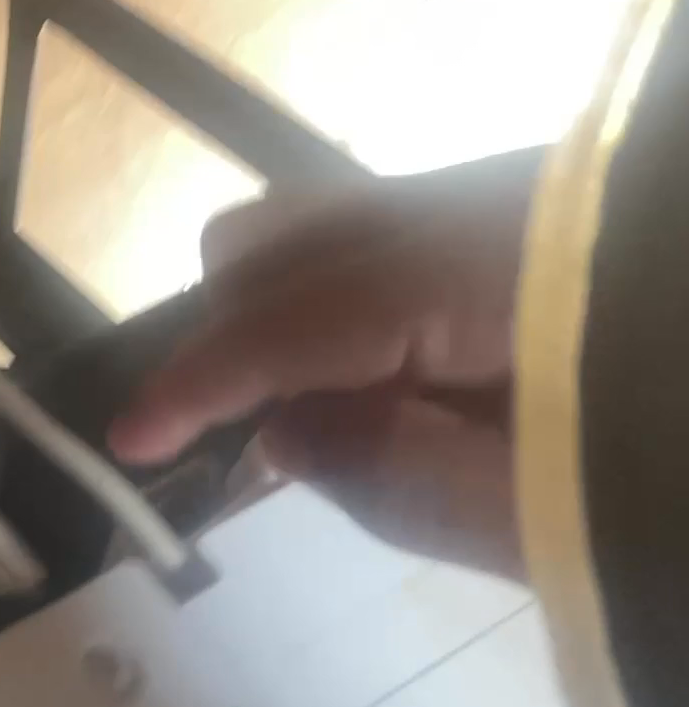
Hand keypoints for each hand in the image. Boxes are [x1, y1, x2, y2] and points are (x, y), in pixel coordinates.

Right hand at [110, 150, 543, 576]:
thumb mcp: (576, 515)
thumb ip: (400, 483)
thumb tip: (278, 441)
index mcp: (482, 271)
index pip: (283, 327)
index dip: (193, 386)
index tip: (129, 440)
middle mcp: (460, 201)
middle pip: (256, 241)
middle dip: (232, 334)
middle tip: (281, 426)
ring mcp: (481, 191)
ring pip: (297, 227)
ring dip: (278, 315)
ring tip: (351, 399)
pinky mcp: (505, 202)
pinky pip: (357, 235)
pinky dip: (340, 303)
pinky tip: (411, 368)